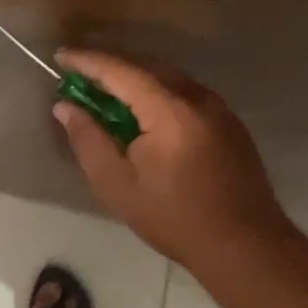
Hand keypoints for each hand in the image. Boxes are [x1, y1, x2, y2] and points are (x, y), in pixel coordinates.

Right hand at [52, 50, 287, 269]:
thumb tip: (66, 106)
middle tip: (79, 70)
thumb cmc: (176, 219)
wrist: (248, 249)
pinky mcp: (230, 124)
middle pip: (146, 65)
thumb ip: (88, 140)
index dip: (87, 61)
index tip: (60, 57)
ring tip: (106, 88)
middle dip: (110, 63)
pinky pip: (184, 92)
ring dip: (134, 76)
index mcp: (170, 111)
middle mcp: (198, 99)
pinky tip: (143, 109)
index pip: (120, 71)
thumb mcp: (117, 185)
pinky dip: (156, 90)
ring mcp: (219, 109)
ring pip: (168, 77)